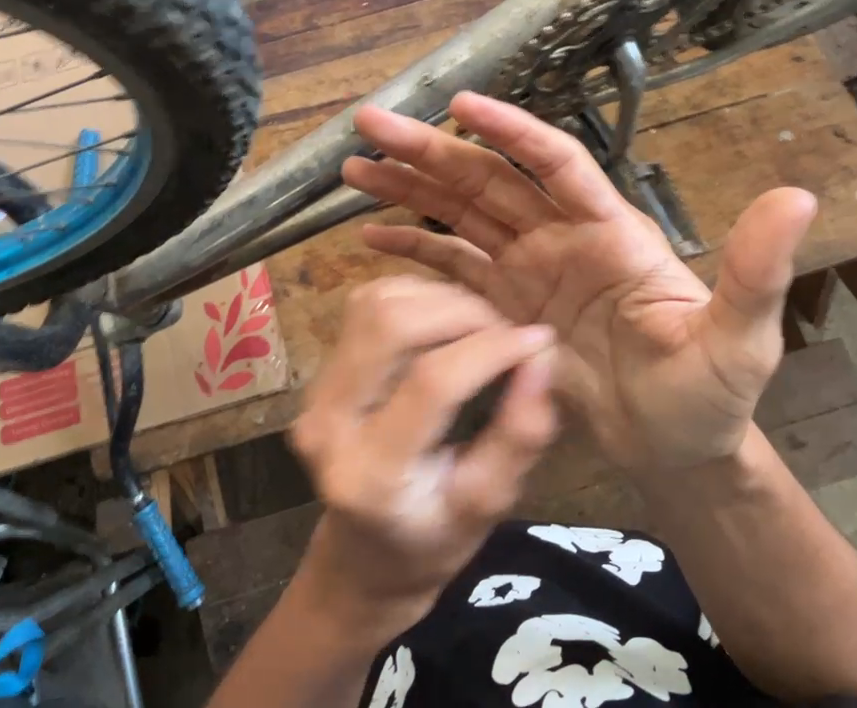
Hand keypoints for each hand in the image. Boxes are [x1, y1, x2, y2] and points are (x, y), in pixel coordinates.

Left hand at [288, 276, 557, 640]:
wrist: (363, 556)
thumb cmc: (432, 540)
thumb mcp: (488, 504)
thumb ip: (518, 434)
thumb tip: (543, 355)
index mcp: (370, 474)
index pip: (431, 383)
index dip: (491, 350)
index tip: (540, 340)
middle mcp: (327, 425)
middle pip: (389, 324)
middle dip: (460, 312)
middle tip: (506, 333)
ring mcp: (313, 394)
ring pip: (373, 305)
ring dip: (436, 301)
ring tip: (480, 329)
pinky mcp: (317, 373)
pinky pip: (363, 308)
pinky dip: (412, 300)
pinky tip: (445, 326)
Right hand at [342, 91, 817, 480]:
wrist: (675, 449)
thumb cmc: (710, 394)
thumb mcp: (738, 338)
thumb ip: (755, 270)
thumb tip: (797, 195)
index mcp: (609, 232)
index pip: (554, 165)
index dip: (509, 132)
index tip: (459, 104)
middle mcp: (561, 238)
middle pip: (488, 181)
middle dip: (429, 150)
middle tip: (370, 124)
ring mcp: (529, 272)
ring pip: (460, 216)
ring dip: (410, 189)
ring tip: (355, 167)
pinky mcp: (505, 308)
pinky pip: (453, 270)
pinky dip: (414, 250)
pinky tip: (373, 236)